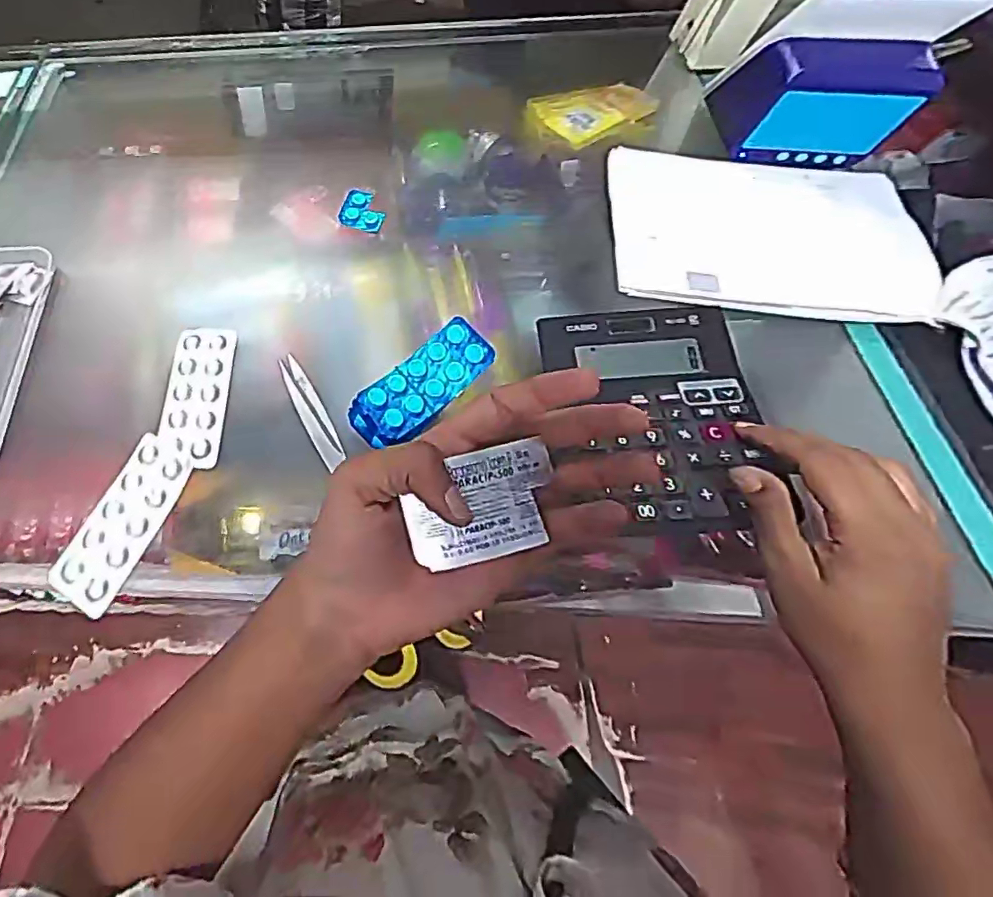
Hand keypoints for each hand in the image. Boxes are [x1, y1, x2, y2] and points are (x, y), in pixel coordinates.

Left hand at [281, 369, 653, 666]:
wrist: (345, 609)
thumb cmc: (346, 539)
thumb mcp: (361, 480)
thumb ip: (412, 465)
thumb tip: (466, 499)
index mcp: (444, 452)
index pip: (501, 413)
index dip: (544, 395)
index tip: (587, 382)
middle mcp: (478, 481)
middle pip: (542, 445)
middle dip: (589, 430)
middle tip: (635, 421)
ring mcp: (495, 521)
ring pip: (557, 490)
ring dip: (601, 476)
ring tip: (646, 467)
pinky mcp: (505, 562)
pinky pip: (553, 540)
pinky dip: (587, 528)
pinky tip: (617, 516)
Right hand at [728, 426, 953, 715]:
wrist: (890, 689)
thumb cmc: (829, 635)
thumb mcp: (787, 575)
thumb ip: (771, 516)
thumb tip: (747, 471)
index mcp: (872, 530)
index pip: (825, 462)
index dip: (783, 440)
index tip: (746, 431)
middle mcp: (908, 524)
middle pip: (855, 460)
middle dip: (804, 443)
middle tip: (760, 441)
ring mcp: (927, 535)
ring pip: (883, 469)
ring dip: (836, 453)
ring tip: (795, 456)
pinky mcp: (932, 547)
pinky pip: (903, 490)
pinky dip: (867, 472)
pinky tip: (842, 482)